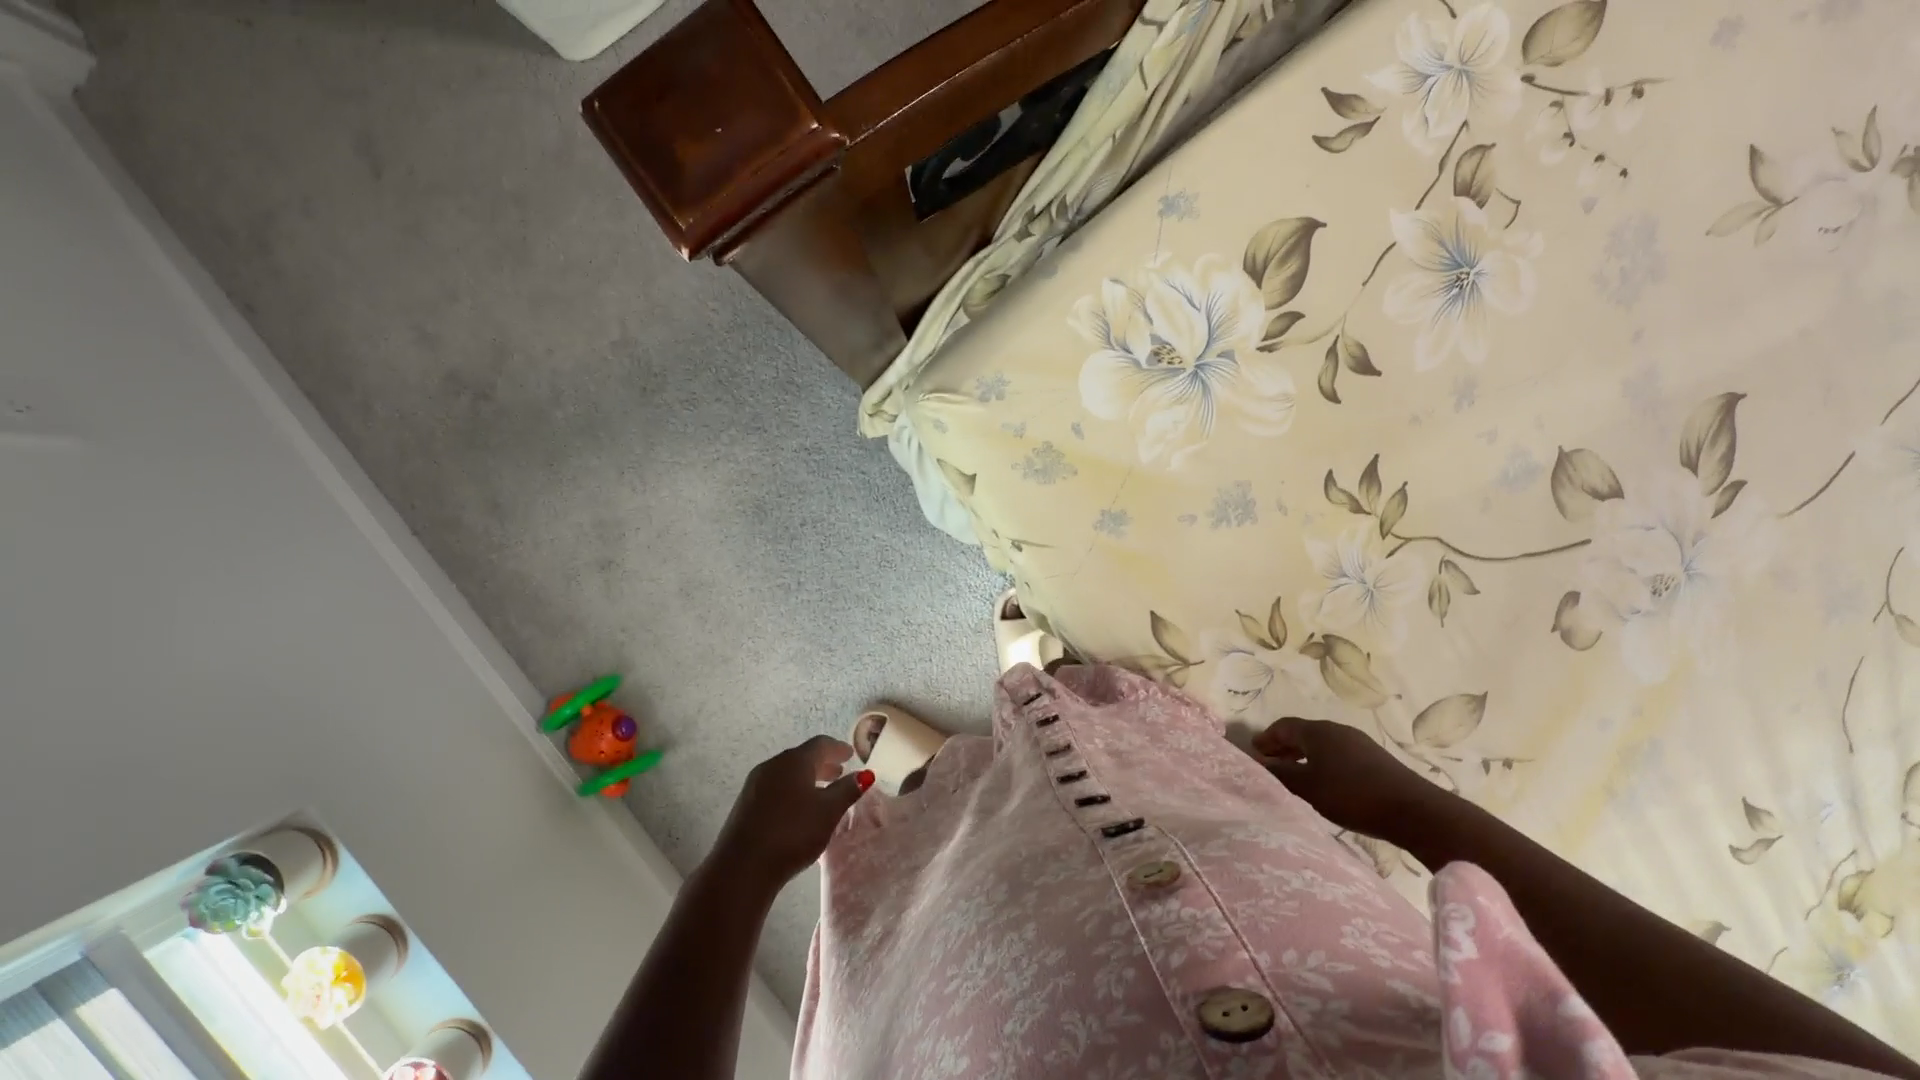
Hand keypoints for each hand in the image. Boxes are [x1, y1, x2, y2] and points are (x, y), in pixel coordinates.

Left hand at [710, 735, 871, 889]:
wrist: (743, 866)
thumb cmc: (793, 833)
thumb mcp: (828, 812)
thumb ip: (847, 790)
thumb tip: (863, 774)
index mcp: (794, 761)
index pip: (820, 745)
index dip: (838, 748)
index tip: (851, 754)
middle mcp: (772, 766)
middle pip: (801, 758)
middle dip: (822, 764)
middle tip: (839, 772)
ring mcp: (755, 784)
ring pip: (787, 774)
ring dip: (806, 778)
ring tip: (821, 791)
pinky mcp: (746, 804)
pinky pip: (775, 788)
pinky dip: (792, 790)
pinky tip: (798, 808)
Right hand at [1252, 717, 1446, 839]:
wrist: (1412, 810)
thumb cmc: (1351, 794)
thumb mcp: (1307, 787)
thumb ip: (1280, 774)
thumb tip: (1258, 764)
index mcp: (1318, 731)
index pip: (1283, 726)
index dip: (1266, 738)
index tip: (1253, 752)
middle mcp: (1338, 730)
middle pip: (1303, 733)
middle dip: (1283, 747)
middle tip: (1269, 763)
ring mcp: (1359, 744)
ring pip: (1322, 745)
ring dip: (1303, 756)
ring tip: (1293, 775)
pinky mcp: (1375, 760)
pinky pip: (1338, 755)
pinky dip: (1321, 763)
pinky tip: (1323, 783)